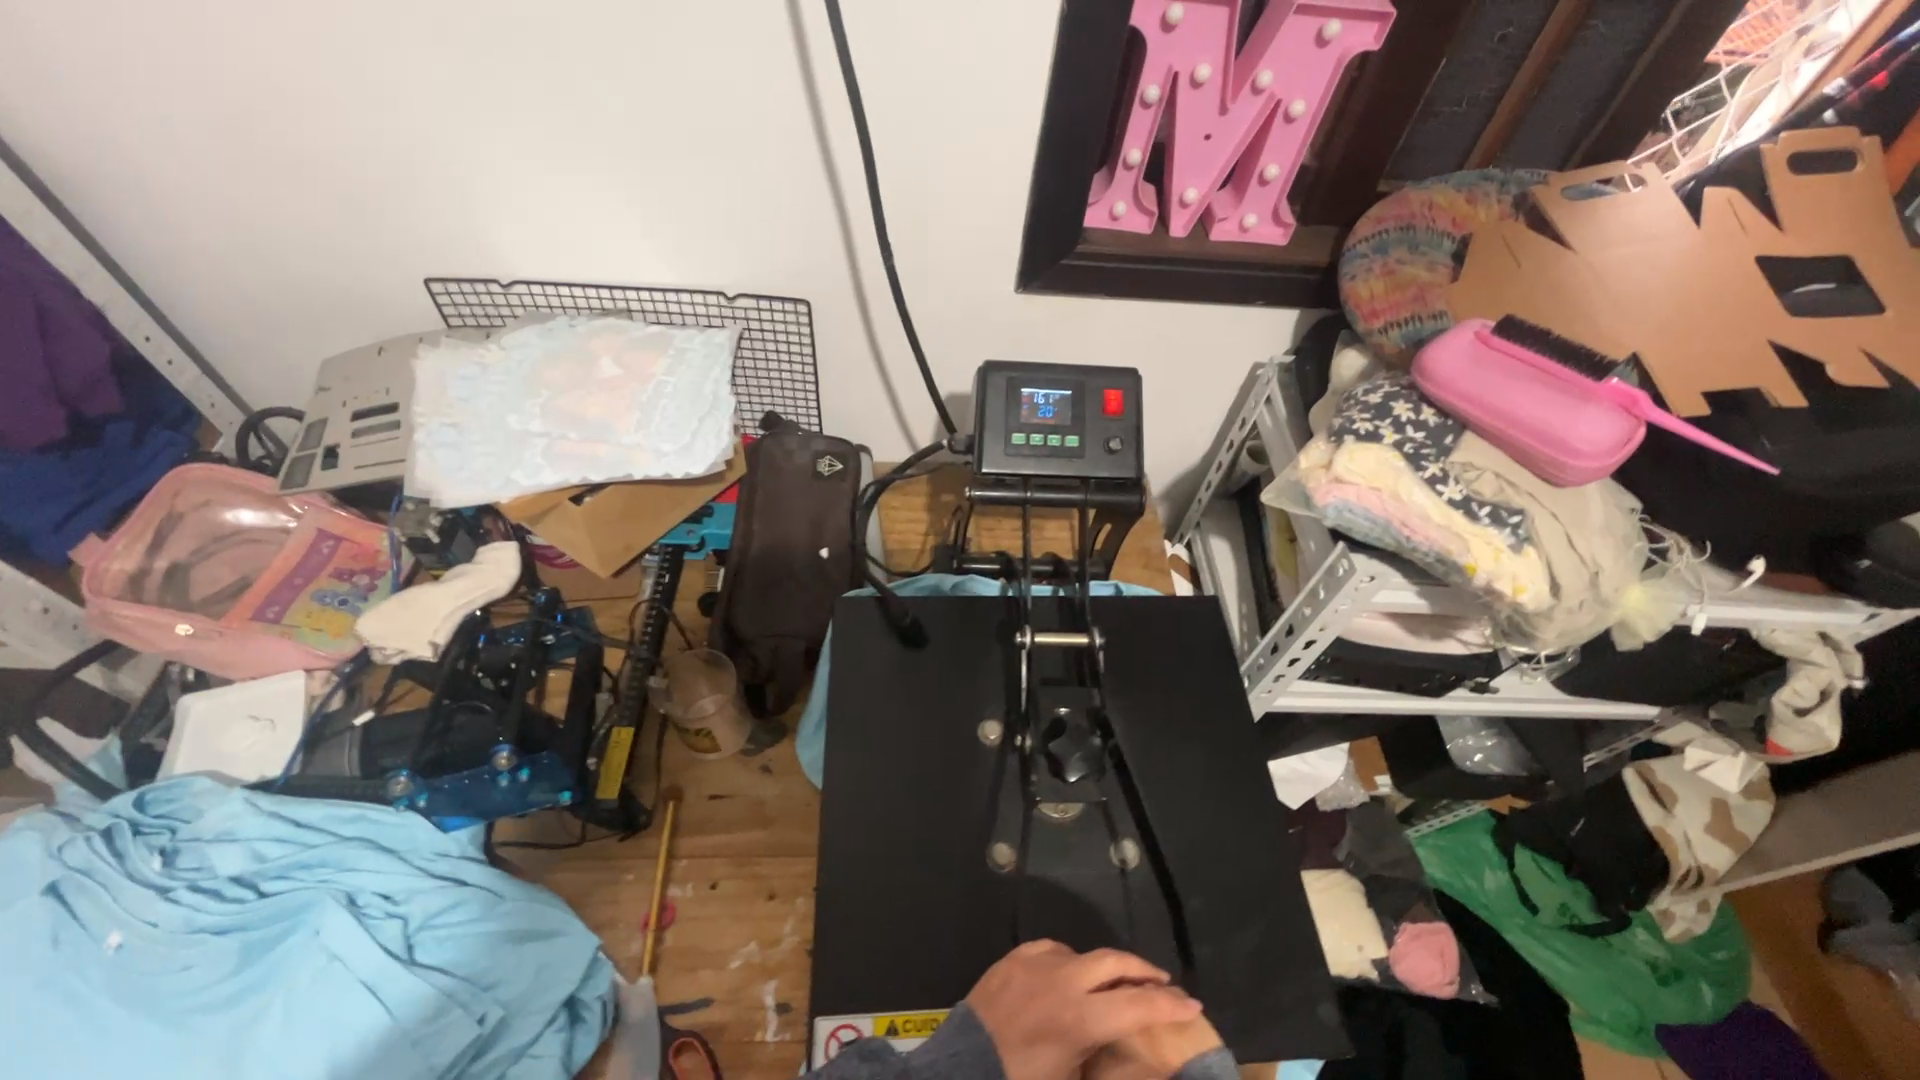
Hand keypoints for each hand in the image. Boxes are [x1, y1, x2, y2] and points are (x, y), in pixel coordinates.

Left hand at [965, 940, 1202, 1079]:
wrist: (961, 1068)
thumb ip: (1101, 1063)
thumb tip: (1128, 1055)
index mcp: (1080, 1019)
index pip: (1138, 1006)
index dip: (1169, 1006)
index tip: (1193, 1005)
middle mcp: (1063, 981)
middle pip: (1115, 963)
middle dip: (1144, 971)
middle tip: (1162, 984)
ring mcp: (1036, 964)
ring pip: (1083, 955)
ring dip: (1104, 968)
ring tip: (1114, 985)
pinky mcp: (1014, 957)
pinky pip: (1053, 951)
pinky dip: (1070, 962)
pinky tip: (1070, 976)